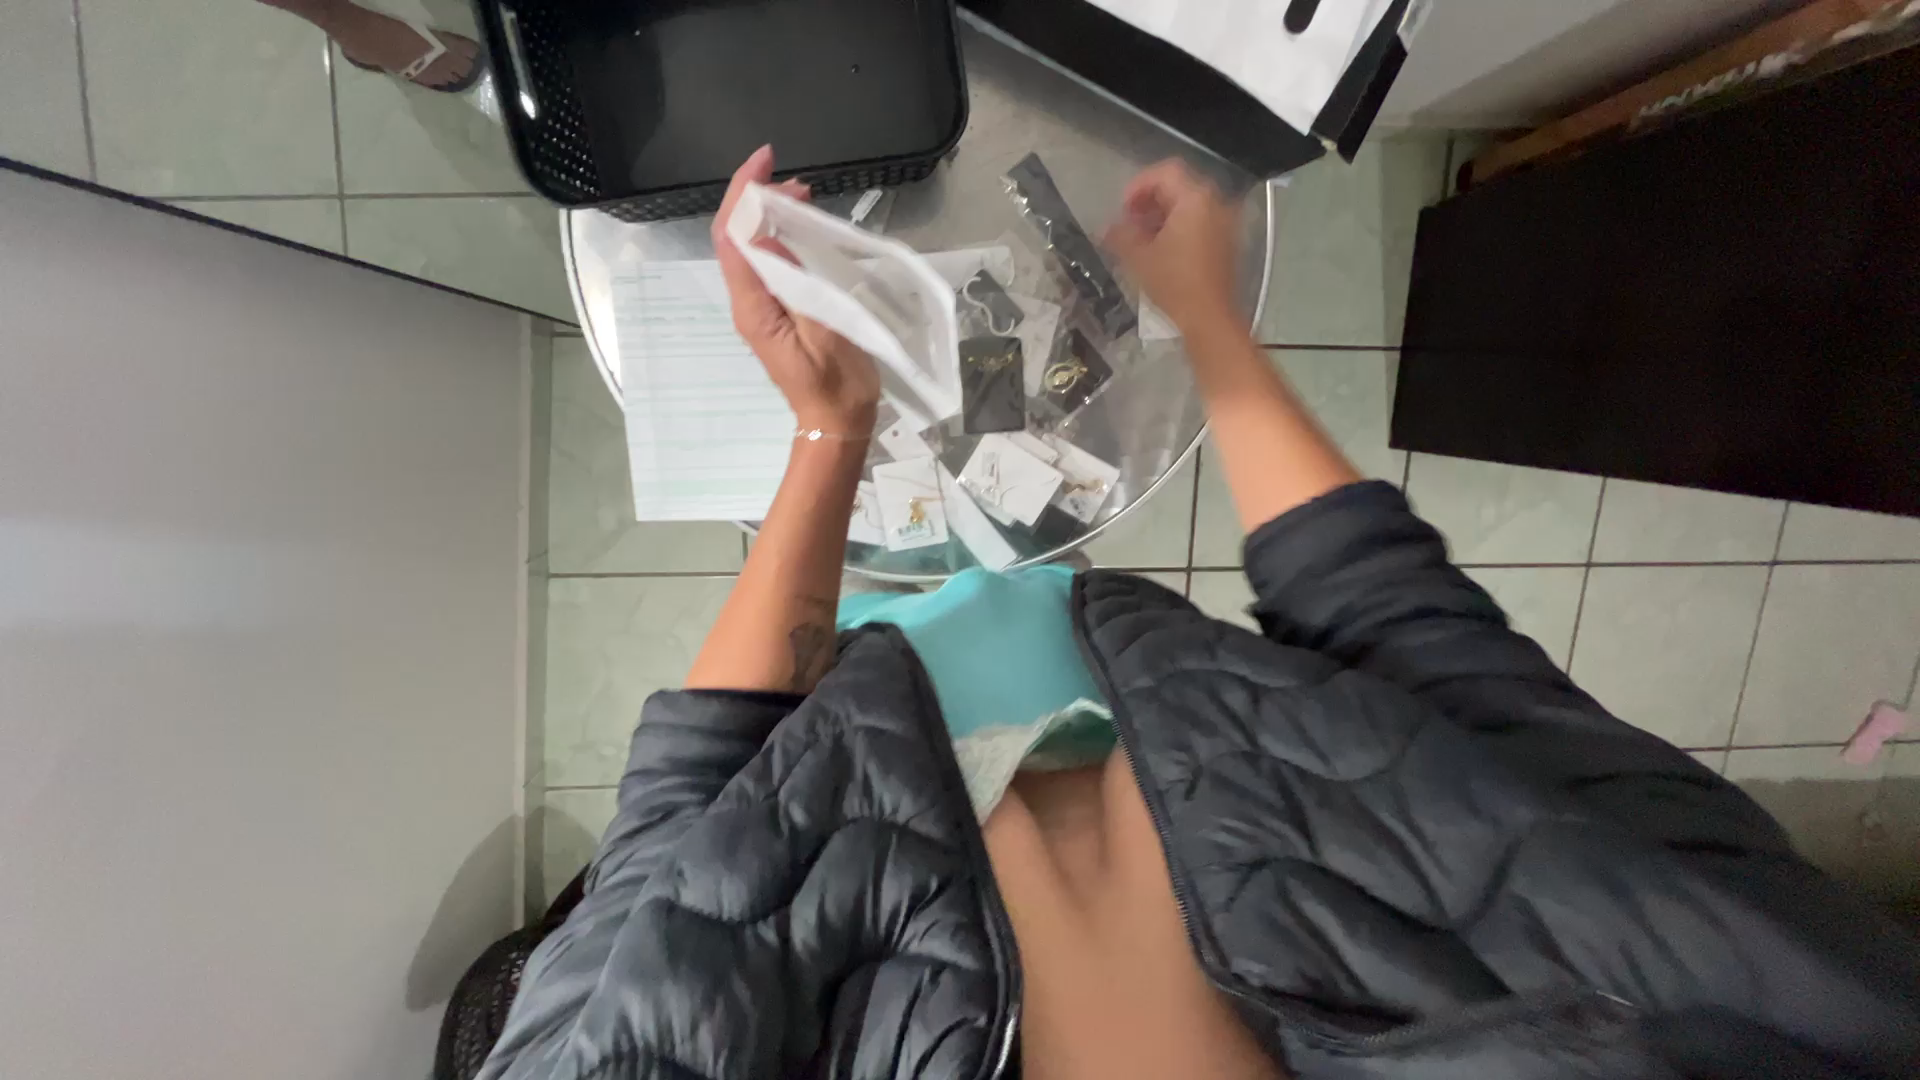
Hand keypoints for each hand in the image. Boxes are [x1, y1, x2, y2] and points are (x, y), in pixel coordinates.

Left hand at [713, 145, 881, 435]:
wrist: (836, 425)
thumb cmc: (837, 386)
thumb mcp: (824, 334)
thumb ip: (795, 286)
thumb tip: (768, 237)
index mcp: (754, 308)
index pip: (732, 237)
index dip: (742, 193)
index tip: (767, 161)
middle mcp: (749, 304)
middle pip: (737, 237)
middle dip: (758, 199)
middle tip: (801, 185)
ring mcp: (761, 310)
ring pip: (752, 249)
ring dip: (771, 217)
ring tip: (805, 200)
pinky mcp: (776, 314)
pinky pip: (768, 266)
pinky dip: (781, 239)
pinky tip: (804, 233)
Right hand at [1104, 160, 1241, 335]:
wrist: (1210, 317)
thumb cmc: (1174, 283)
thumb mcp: (1139, 258)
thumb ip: (1119, 235)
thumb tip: (1106, 228)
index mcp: (1195, 198)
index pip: (1164, 173)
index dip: (1138, 186)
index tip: (1122, 209)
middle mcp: (1215, 202)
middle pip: (1178, 187)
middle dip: (1149, 202)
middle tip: (1129, 224)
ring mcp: (1225, 222)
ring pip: (1189, 206)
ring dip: (1163, 216)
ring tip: (1141, 240)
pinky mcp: (1227, 241)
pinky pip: (1200, 222)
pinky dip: (1179, 228)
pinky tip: (1162, 251)